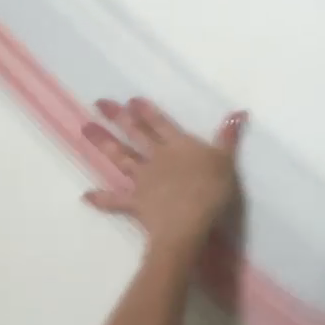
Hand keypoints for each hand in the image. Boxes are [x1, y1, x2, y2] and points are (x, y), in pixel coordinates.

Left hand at [82, 98, 246, 257]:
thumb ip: (229, 136)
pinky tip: (86, 195)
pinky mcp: (135, 203)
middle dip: (118, 117)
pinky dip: (101, 199)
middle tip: (99, 103)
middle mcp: (157, 158)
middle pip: (135, 134)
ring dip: (103, 144)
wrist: (188, 225)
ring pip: (120, 158)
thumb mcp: (226, 161)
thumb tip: (239, 111)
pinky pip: (115, 201)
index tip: (129, 99)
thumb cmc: (210, 190)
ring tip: (85, 129)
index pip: (160, 123)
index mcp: (178, 145)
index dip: (145, 110)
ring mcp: (143, 180)